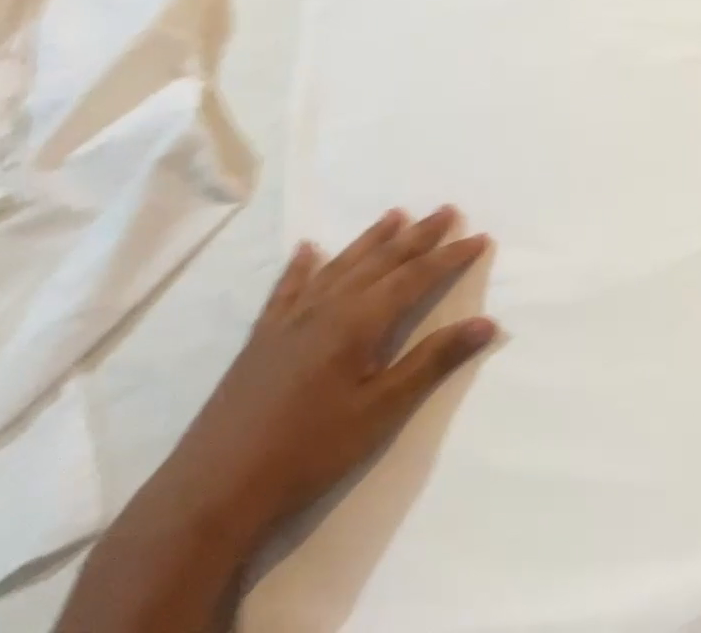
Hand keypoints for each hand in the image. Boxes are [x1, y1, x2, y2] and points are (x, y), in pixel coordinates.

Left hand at [154, 207, 496, 542]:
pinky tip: (307, 249)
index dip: (449, 257)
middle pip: (379, 262)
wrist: (215, 489)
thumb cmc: (310, 451)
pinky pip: (288, 288)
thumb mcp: (382, 410)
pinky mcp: (262, 340)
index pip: (414, 278)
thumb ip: (432, 361)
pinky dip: (302, 265)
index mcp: (357, 323)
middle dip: (417, 236)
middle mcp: (323, 309)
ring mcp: (288, 321)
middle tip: (446, 210)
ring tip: (395, 215)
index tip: (479, 237)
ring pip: (338, 266)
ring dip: (369, 240)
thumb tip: (485, 322)